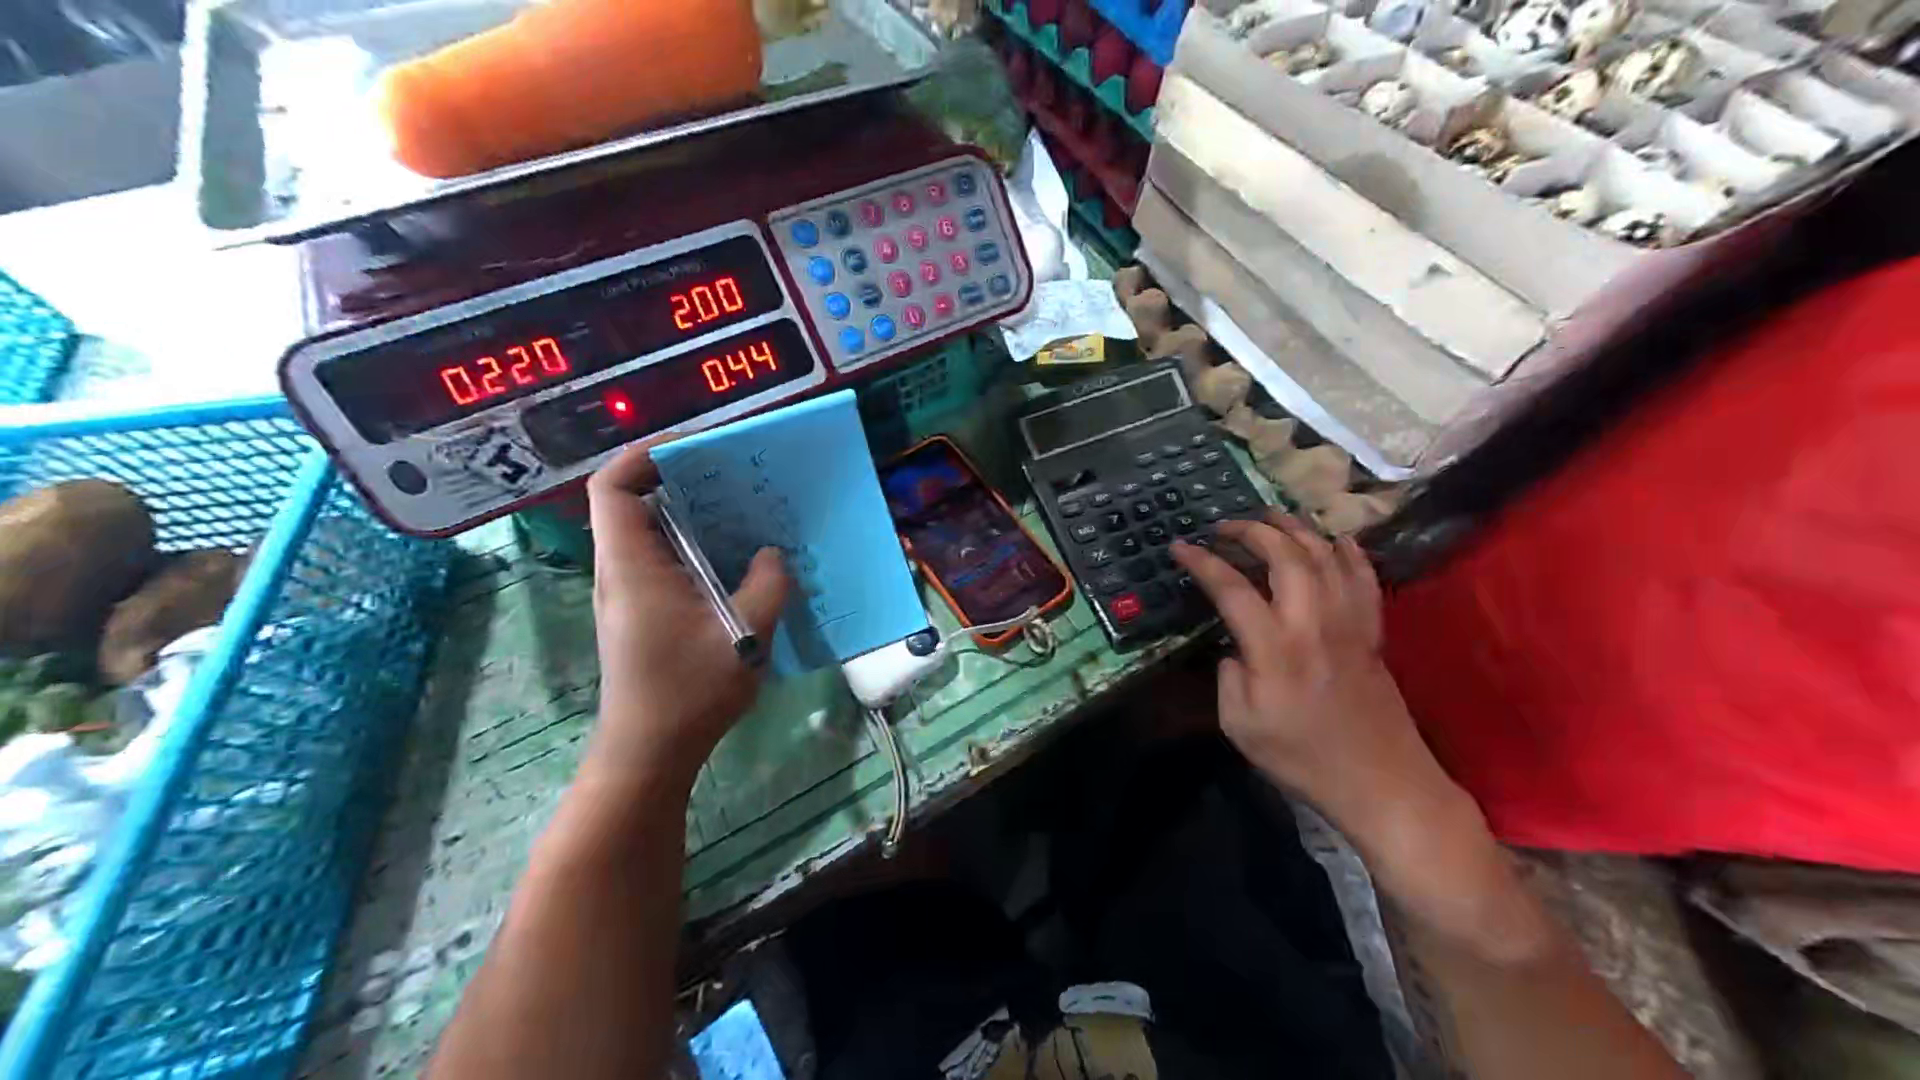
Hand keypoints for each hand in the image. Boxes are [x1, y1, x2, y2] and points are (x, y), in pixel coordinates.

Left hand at [582, 444, 789, 792]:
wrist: (650, 751)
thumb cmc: (688, 691)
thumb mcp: (745, 635)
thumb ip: (767, 585)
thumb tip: (773, 554)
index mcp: (632, 566)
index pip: (612, 488)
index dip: (643, 456)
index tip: (693, 449)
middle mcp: (622, 571)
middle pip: (635, 504)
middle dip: (682, 481)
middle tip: (735, 477)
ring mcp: (631, 593)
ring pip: (653, 533)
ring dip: (694, 516)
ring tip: (744, 513)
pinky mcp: (644, 611)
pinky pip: (666, 560)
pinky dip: (697, 548)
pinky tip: (739, 563)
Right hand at [1170, 512, 1463, 844]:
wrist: (1381, 784)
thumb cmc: (1301, 759)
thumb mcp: (1239, 725)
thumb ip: (1228, 675)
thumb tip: (1235, 647)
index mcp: (1274, 648)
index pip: (1232, 588)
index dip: (1202, 562)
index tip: (1179, 547)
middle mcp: (1313, 622)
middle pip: (1285, 555)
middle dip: (1251, 530)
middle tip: (1224, 526)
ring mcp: (1350, 623)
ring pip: (1325, 556)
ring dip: (1295, 528)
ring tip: (1270, 517)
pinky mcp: (1373, 632)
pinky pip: (1365, 578)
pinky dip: (1349, 551)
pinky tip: (1335, 538)